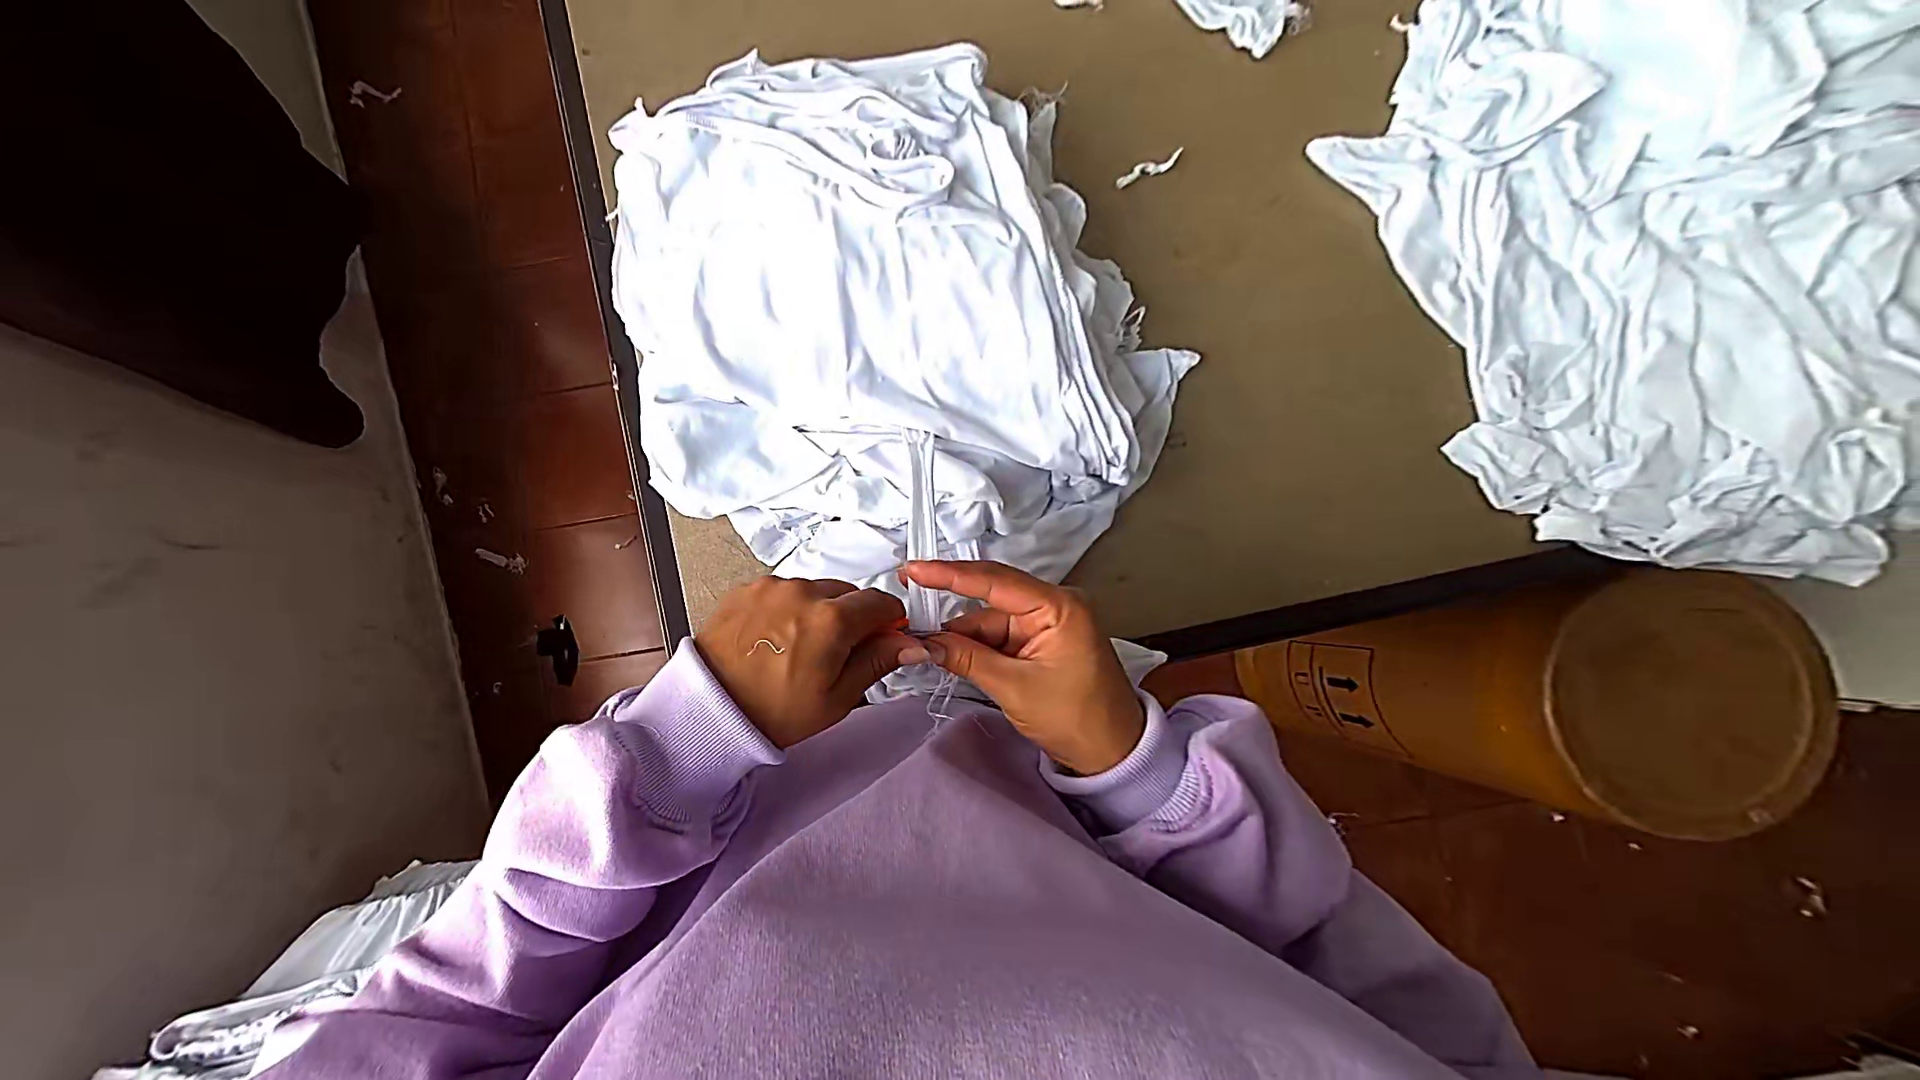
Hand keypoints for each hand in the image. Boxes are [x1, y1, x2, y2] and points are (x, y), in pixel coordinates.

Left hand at [695, 577, 922, 748]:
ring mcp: (773, 588)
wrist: (707, 711)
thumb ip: (878, 661)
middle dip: (852, 618)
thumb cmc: (768, 712)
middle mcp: (803, 594)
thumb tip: (909, 645)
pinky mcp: (749, 589)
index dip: (889, 622)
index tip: (885, 637)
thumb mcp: (836, 697)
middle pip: (849, 594)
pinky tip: (779, 639)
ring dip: (820, 611)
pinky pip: (785, 591)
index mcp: (832, 620)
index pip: (882, 602)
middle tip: (838, 653)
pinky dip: (790, 608)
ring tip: (801, 648)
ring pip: (817, 591)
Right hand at [902, 560, 1144, 774]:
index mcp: (1059, 607)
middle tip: (911, 612)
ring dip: (961, 636)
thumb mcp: (1015, 688)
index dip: (949, 574)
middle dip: (951, 612)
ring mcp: (1046, 623)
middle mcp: (1054, 605)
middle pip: (989, 598)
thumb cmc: (1081, 719)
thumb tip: (927, 642)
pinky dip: (975, 646)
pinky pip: (999, 635)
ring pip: (989, 619)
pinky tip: (952, 654)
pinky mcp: (1040, 639)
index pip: (995, 580)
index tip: (915, 570)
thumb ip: (967, 658)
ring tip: (928, 648)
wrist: (1112, 751)